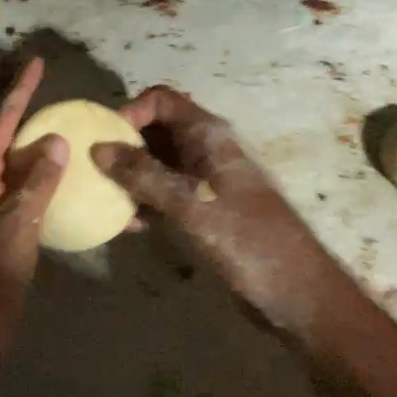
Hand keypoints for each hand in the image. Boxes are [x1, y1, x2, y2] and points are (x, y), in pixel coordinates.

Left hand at [0, 58, 66, 396]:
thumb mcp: (18, 227)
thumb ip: (37, 181)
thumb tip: (55, 141)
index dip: (20, 92)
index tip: (36, 63)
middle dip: (24, 122)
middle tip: (55, 104)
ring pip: (0, 168)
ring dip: (27, 155)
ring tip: (58, 142)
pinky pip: (1, 191)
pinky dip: (25, 184)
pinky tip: (47, 190)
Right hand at [91, 86, 320, 312]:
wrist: (298, 295)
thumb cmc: (248, 240)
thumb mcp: (191, 206)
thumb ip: (144, 176)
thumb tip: (97, 148)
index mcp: (208, 136)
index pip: (161, 100)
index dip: (132, 111)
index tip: (108, 140)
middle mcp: (205, 150)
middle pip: (155, 130)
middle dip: (124, 145)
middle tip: (97, 171)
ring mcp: (205, 181)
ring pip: (156, 163)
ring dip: (131, 177)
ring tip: (108, 201)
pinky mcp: (204, 210)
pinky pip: (164, 192)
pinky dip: (144, 201)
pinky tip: (129, 225)